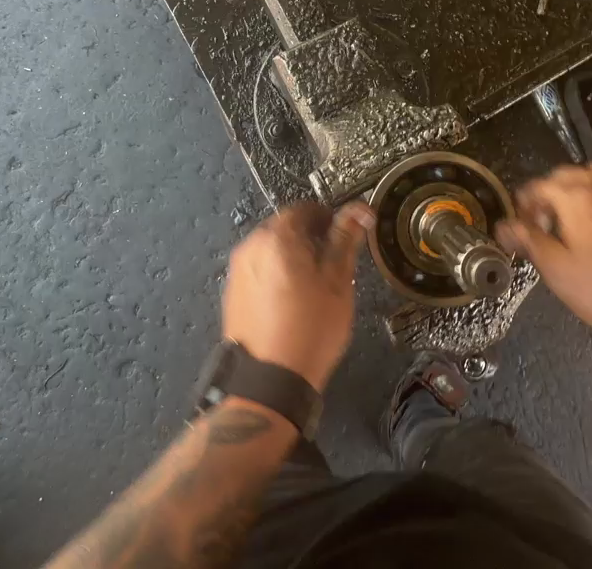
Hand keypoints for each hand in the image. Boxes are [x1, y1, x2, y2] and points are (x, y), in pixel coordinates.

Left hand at [222, 200, 372, 391]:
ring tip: (313, 288)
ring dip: (291, 257)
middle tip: (332, 265)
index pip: (305, 209)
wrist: (270, 382)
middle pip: (284, 228)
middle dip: (309, 239)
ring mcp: (237, 271)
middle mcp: (250, 246)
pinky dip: (275, 276)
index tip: (343, 238)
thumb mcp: (338, 282)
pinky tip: (290, 303)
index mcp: (277, 237)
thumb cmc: (311, 327)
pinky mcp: (232, 293)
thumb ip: (345, 239)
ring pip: (271, 251)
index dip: (328, 219)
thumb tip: (359, 209)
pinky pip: (258, 271)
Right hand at [499, 164, 591, 348]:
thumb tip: (504, 225)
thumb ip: (529, 242)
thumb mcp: (559, 272)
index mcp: (577, 197)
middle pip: (565, 177)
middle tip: (544, 229)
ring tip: (572, 225)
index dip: (524, 206)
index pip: (538, 187)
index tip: (522, 230)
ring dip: (575, 193)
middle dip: (548, 196)